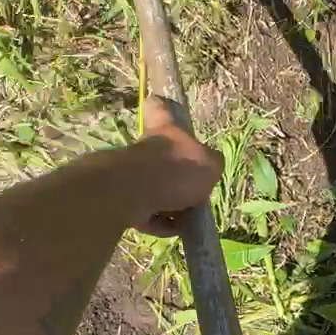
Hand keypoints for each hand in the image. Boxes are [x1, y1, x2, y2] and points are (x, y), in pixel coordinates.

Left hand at [128, 96, 220, 235]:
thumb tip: (208, 169)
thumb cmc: (176, 170)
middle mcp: (146, 150)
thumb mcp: (209, 165)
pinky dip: (161, 223)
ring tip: (186, 219)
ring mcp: (132, 175)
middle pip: (163, 162)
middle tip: (195, 197)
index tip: (162, 105)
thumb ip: (211, 165)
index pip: (161, 108)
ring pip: (157, 192)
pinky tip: (174, 229)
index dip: (163, 107)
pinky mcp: (124, 201)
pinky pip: (148, 214)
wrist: (135, 192)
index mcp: (166, 132)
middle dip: (179, 182)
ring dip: (173, 208)